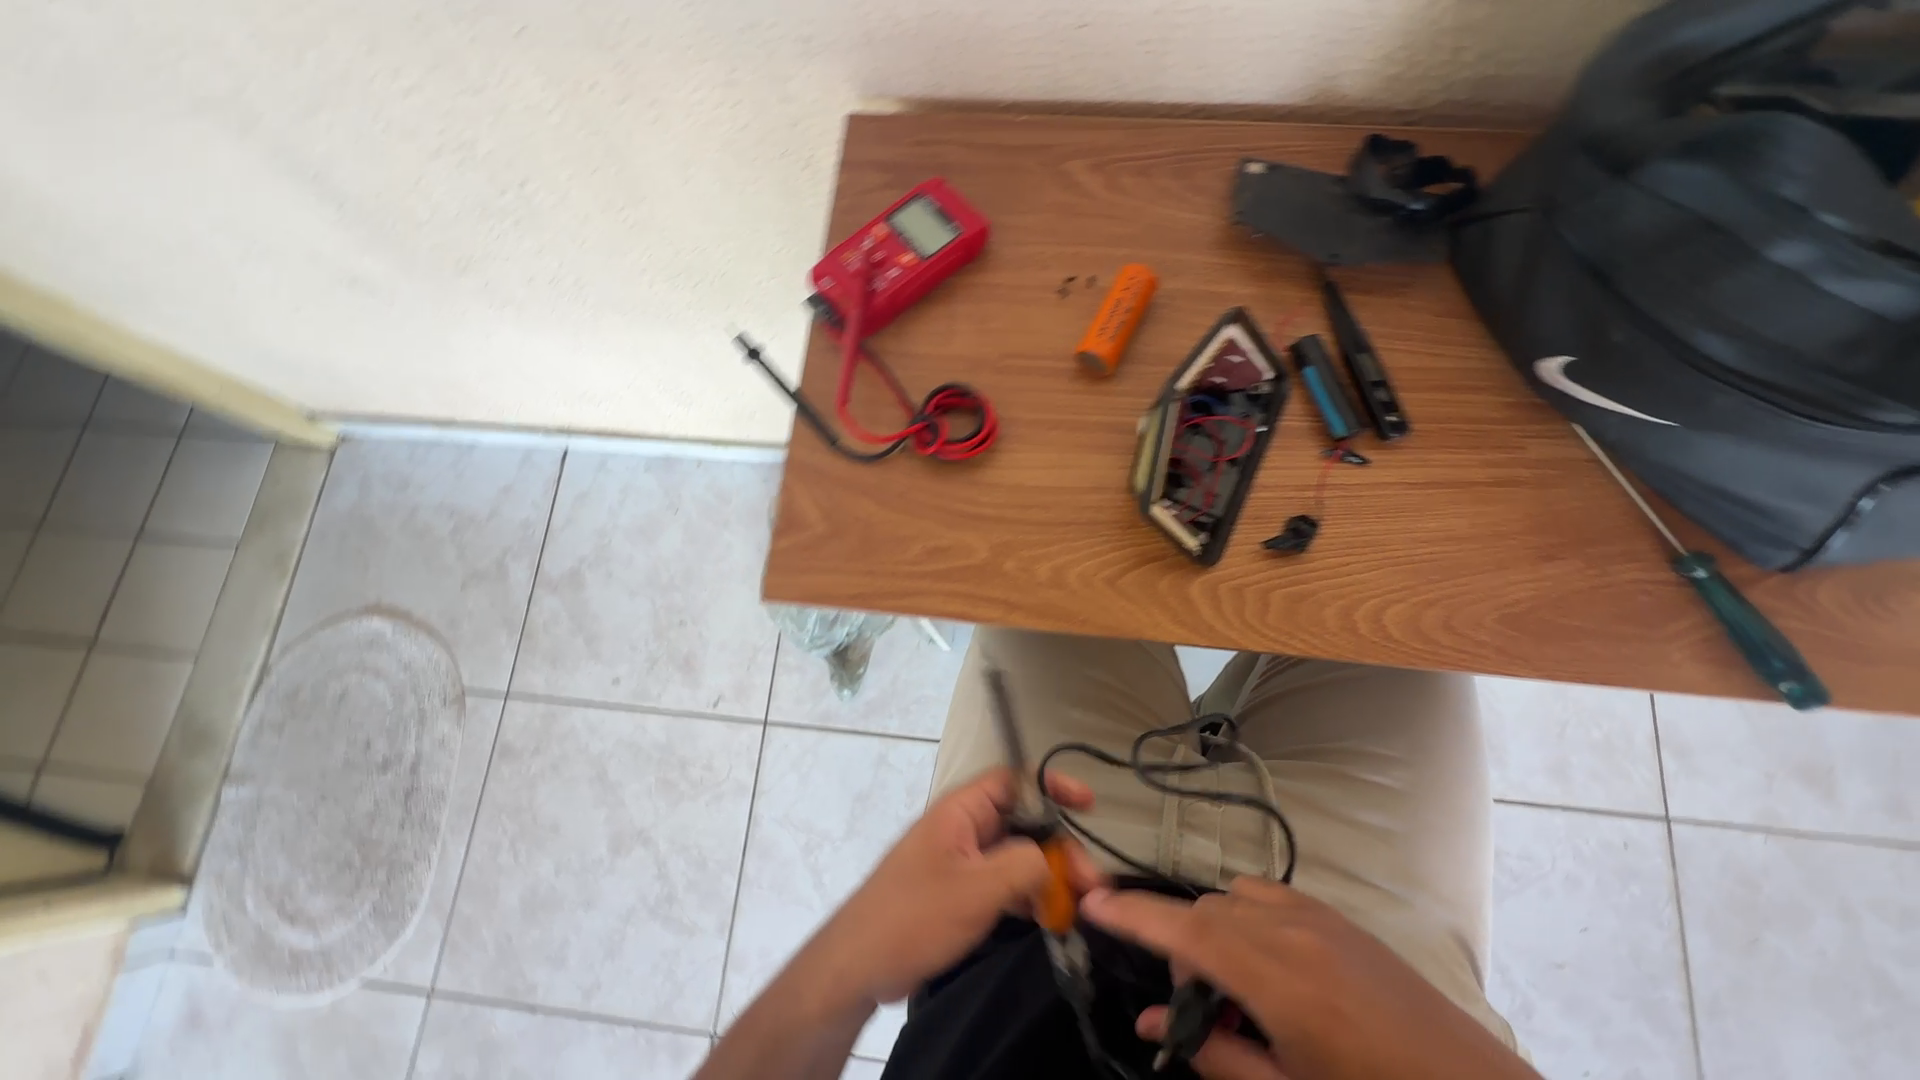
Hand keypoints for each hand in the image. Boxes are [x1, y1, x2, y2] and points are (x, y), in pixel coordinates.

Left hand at [811, 766, 1102, 1004]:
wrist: (858, 967)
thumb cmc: (913, 917)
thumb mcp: (976, 890)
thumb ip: (1024, 866)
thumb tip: (1055, 860)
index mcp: (960, 811)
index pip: (1014, 781)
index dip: (1052, 786)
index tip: (1088, 805)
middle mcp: (962, 829)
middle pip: (1022, 823)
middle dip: (1058, 848)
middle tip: (1089, 882)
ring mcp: (960, 863)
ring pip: (1016, 857)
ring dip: (1047, 877)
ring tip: (1076, 906)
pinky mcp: (959, 894)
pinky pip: (1003, 884)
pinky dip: (1027, 897)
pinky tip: (1049, 920)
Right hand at [1084, 877, 1538, 1079]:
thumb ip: (1213, 1054)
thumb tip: (1151, 1025)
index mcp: (1274, 976)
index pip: (1183, 928)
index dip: (1131, 913)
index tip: (1089, 902)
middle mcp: (1291, 929)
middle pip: (1204, 910)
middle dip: (1178, 943)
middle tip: (1192, 1006)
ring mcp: (1319, 916)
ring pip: (1234, 897)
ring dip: (1213, 928)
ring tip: (1231, 988)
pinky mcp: (1341, 917)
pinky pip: (1270, 897)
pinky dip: (1246, 917)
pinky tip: (1264, 966)